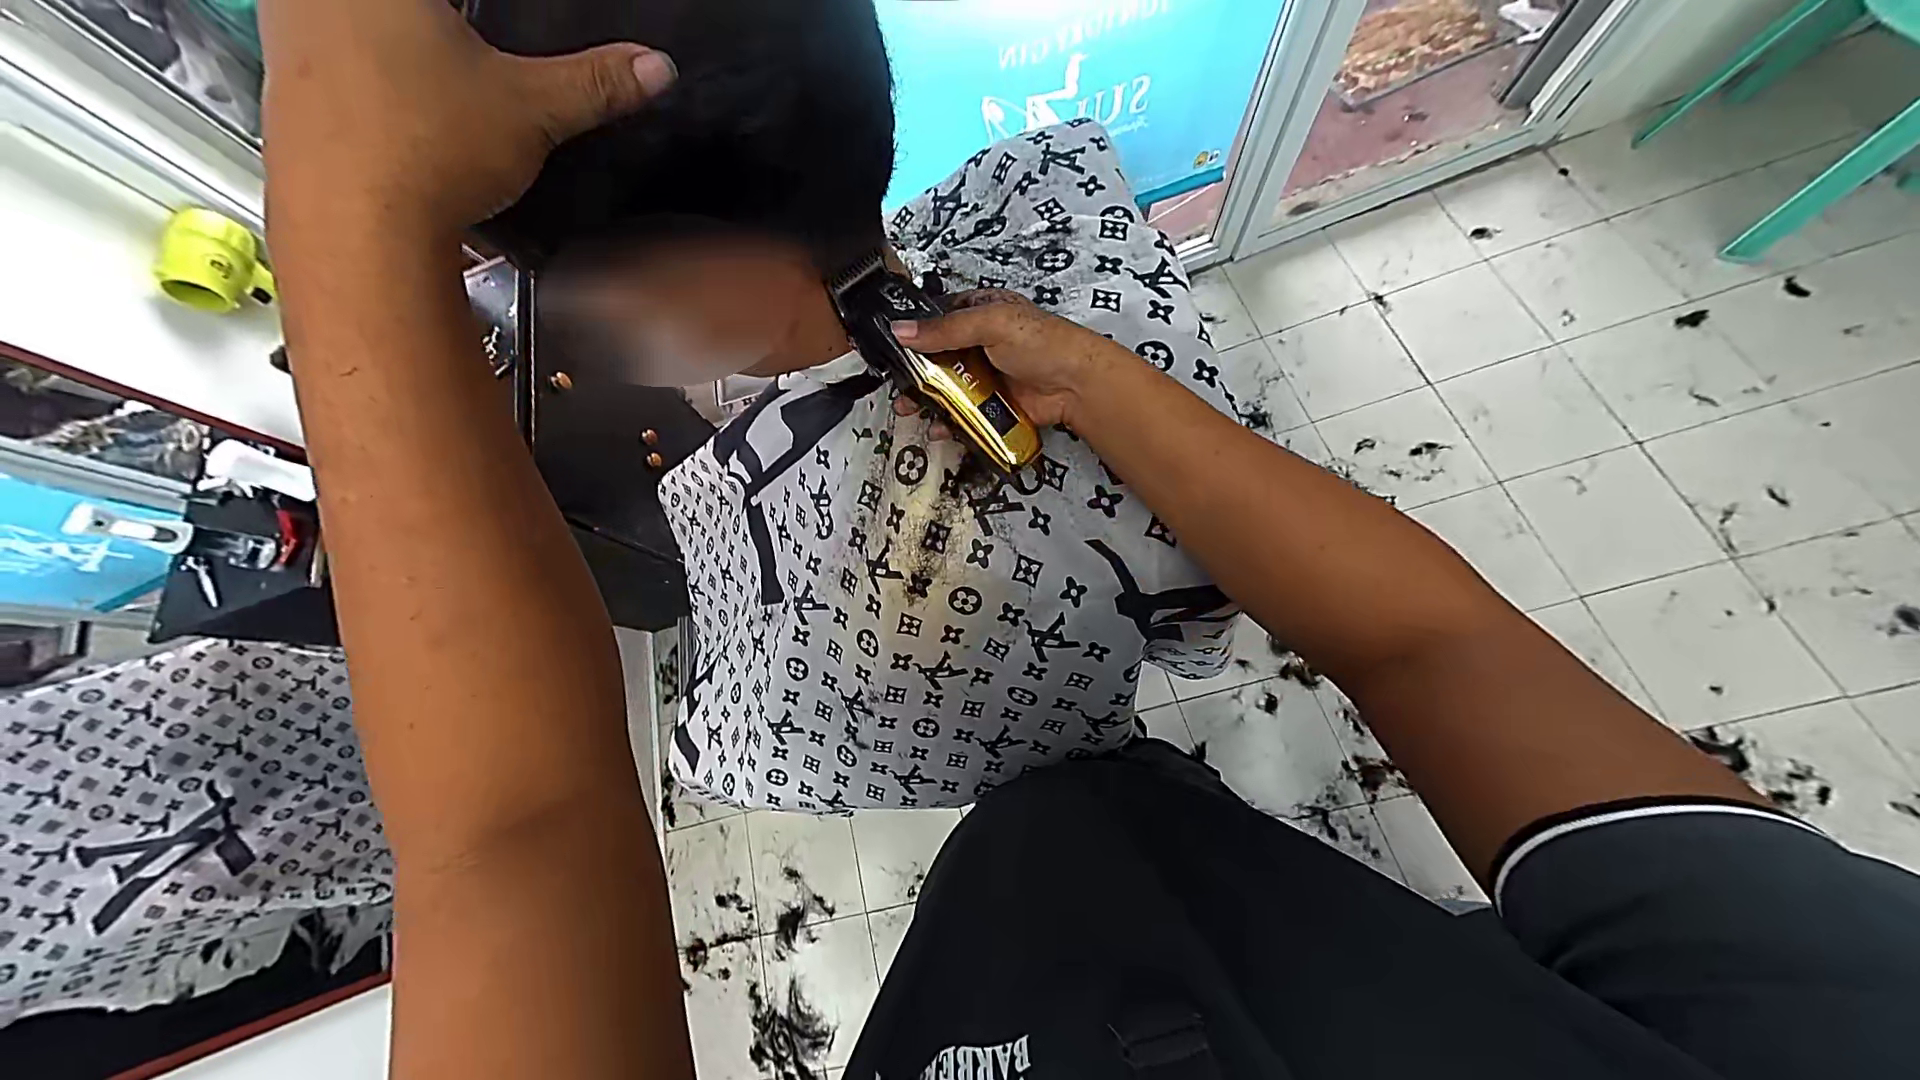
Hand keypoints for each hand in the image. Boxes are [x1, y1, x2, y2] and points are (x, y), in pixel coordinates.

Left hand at [258, 0, 675, 236]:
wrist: (357, 218)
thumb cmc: (430, 145)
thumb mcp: (532, 108)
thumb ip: (595, 82)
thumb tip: (656, 65)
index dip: (488, 10)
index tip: (497, 32)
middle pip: (413, 3)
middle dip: (455, 20)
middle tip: (478, 36)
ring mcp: (290, 19)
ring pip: (356, 11)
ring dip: (405, 31)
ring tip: (449, 67)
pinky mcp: (288, 70)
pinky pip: (333, 39)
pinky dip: (374, 56)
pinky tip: (409, 94)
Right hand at [890, 290, 1135, 429]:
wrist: (1076, 385)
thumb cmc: (1043, 343)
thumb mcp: (991, 324)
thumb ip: (945, 328)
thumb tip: (902, 330)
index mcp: (979, 313)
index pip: (937, 320)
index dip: (915, 334)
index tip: (892, 349)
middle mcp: (979, 344)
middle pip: (937, 359)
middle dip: (915, 375)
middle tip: (897, 387)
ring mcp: (985, 376)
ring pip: (947, 389)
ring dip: (926, 401)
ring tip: (908, 410)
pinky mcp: (991, 404)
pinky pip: (963, 413)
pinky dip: (949, 422)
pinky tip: (937, 427)